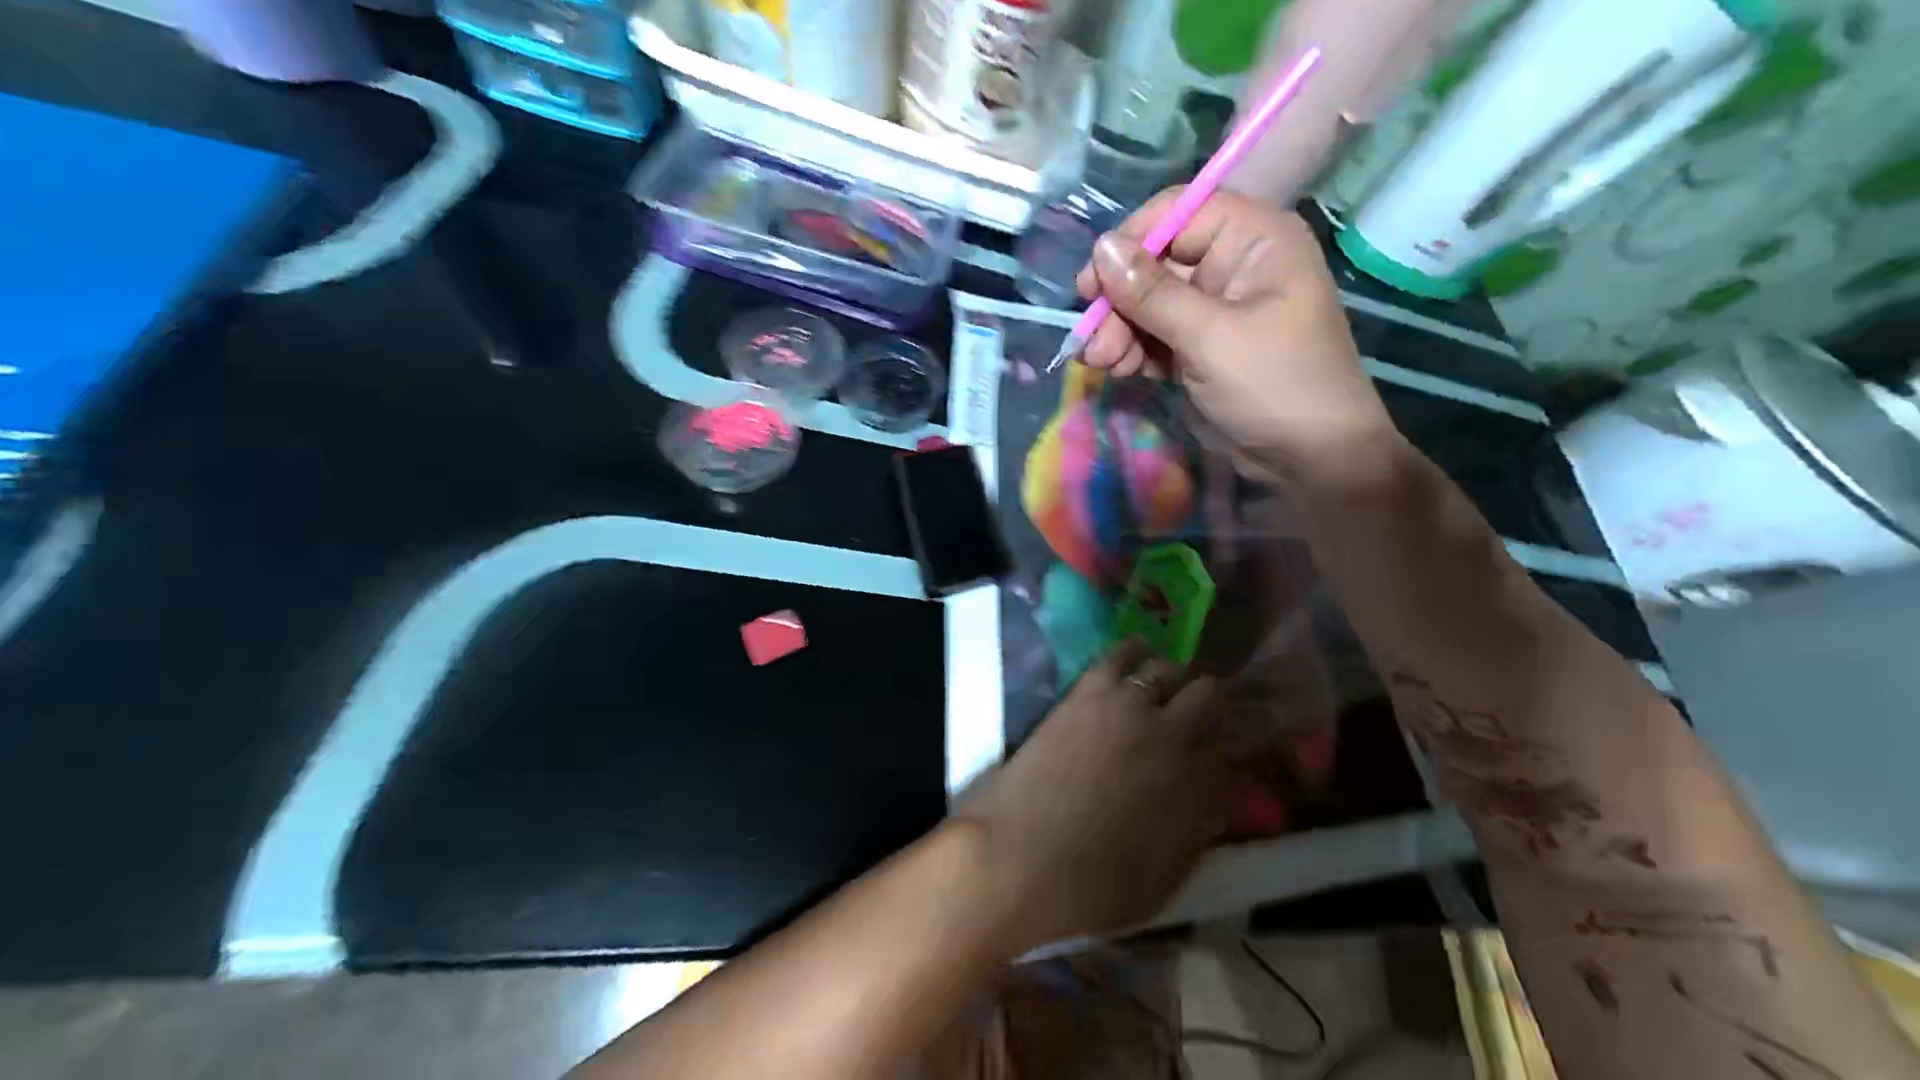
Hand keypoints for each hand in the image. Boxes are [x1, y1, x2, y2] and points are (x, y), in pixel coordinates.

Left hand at [953, 640, 1229, 949]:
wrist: (1021, 858)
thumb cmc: (1090, 889)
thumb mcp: (1162, 883)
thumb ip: (1192, 836)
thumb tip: (1206, 806)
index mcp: (1202, 794)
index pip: (1226, 757)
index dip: (1216, 754)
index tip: (1203, 759)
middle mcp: (1178, 743)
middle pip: (1210, 701)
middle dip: (1206, 705)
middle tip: (1190, 714)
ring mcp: (1134, 711)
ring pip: (1170, 672)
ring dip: (1172, 679)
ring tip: (1162, 685)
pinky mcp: (1091, 693)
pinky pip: (1121, 656)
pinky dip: (1134, 649)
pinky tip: (1138, 648)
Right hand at [1073, 190, 1403, 488]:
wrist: (1308, 460)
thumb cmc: (1274, 384)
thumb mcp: (1210, 336)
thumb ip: (1153, 293)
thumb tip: (1101, 247)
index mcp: (1253, 240)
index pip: (1179, 214)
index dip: (1131, 242)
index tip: (1092, 284)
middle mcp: (1232, 265)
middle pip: (1155, 263)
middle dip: (1119, 304)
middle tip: (1092, 344)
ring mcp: (1213, 309)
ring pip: (1146, 304)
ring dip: (1119, 332)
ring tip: (1103, 365)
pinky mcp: (1197, 347)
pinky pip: (1153, 336)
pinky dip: (1132, 351)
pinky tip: (1119, 371)